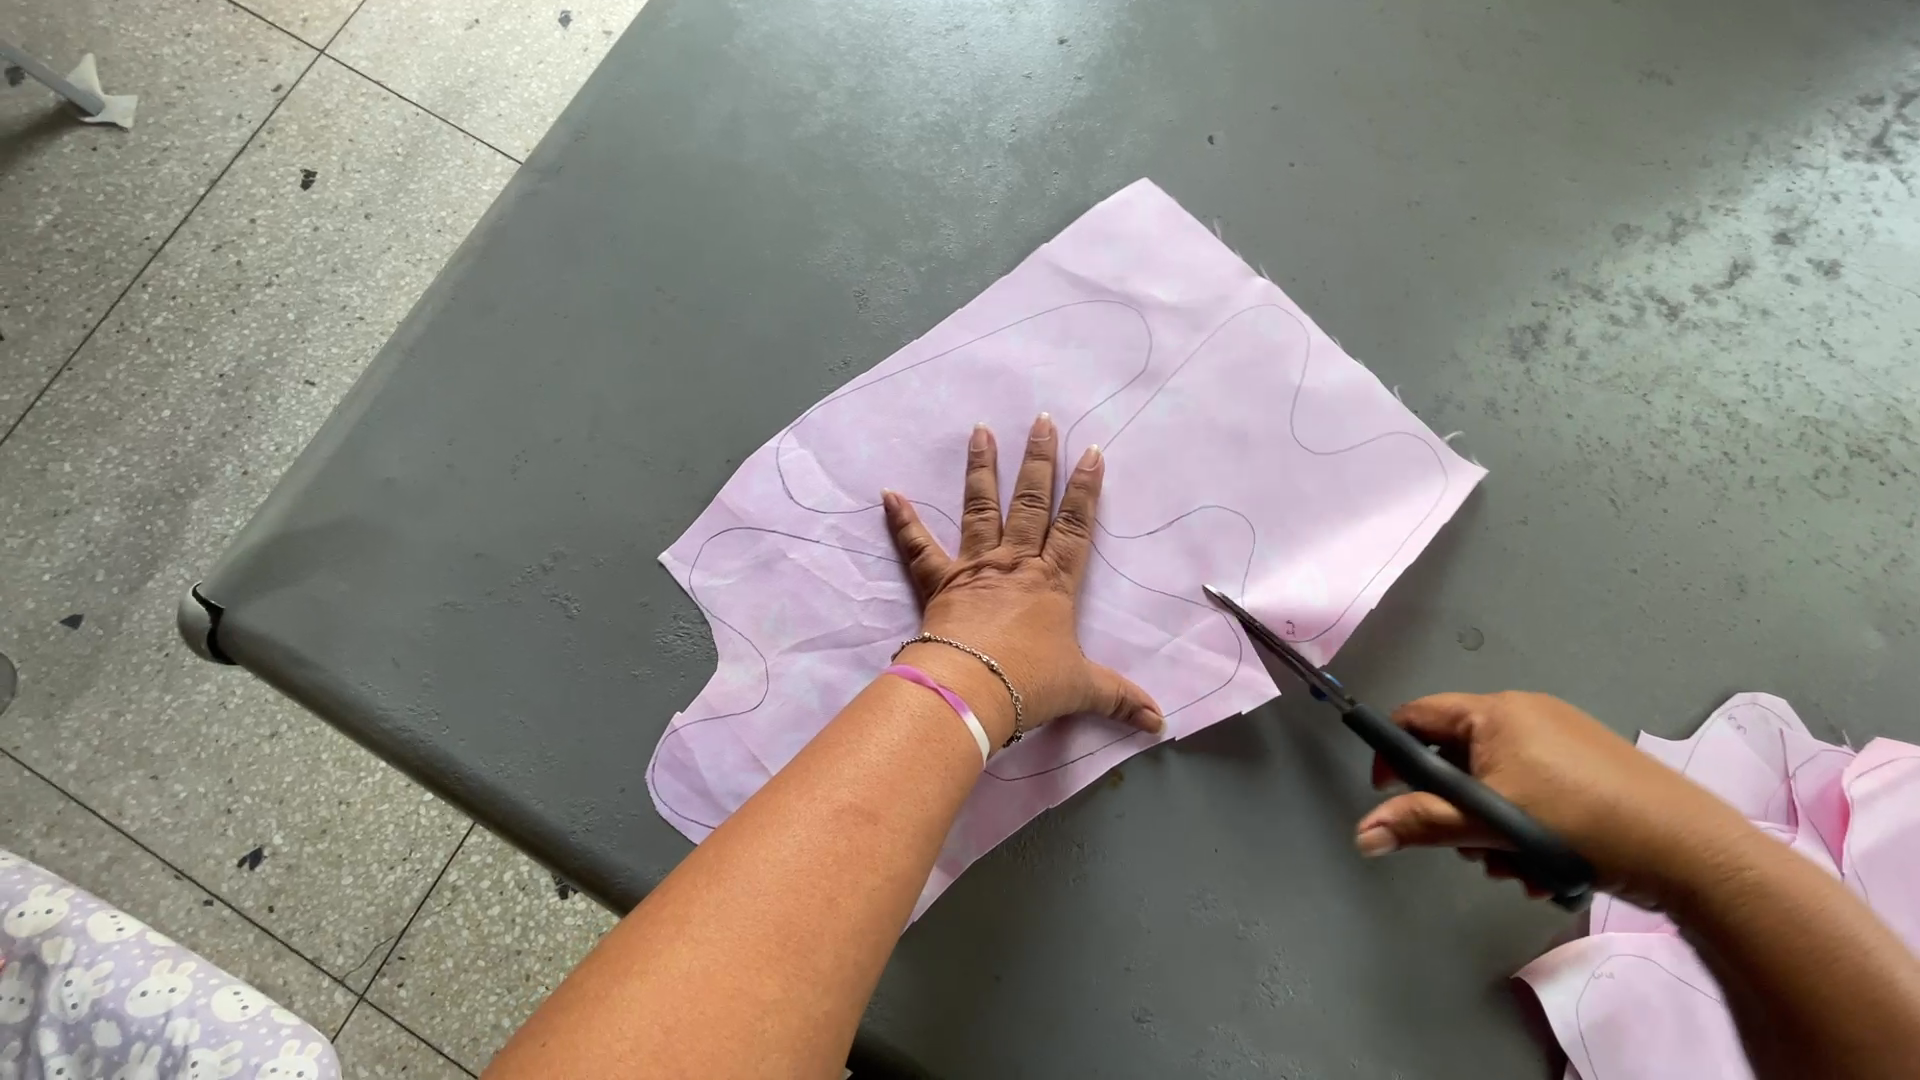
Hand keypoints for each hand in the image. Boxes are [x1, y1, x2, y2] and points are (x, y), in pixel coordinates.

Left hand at [881, 414, 1163, 744]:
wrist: (973, 691)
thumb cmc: (1030, 683)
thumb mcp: (1082, 689)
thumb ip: (1120, 699)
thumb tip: (1161, 724)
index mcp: (1052, 582)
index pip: (1074, 526)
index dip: (1085, 489)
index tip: (1091, 451)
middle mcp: (1015, 564)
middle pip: (1031, 502)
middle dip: (1039, 460)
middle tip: (1041, 421)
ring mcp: (975, 567)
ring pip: (981, 508)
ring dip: (982, 469)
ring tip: (981, 431)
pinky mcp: (939, 582)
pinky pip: (918, 547)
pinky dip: (903, 521)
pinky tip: (888, 493)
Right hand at [1355, 691, 1753, 901]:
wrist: (1698, 854)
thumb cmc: (1581, 822)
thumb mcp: (1490, 824)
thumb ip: (1420, 825)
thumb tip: (1361, 836)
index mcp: (1493, 711)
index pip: (1415, 717)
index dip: (1393, 755)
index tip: (1393, 796)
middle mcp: (1523, 713)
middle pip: (1455, 754)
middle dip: (1453, 806)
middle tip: (1467, 844)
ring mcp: (1561, 737)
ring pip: (1494, 778)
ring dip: (1490, 824)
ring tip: (1514, 864)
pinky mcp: (1590, 765)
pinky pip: (1531, 785)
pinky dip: (1525, 822)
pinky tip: (1545, 863)